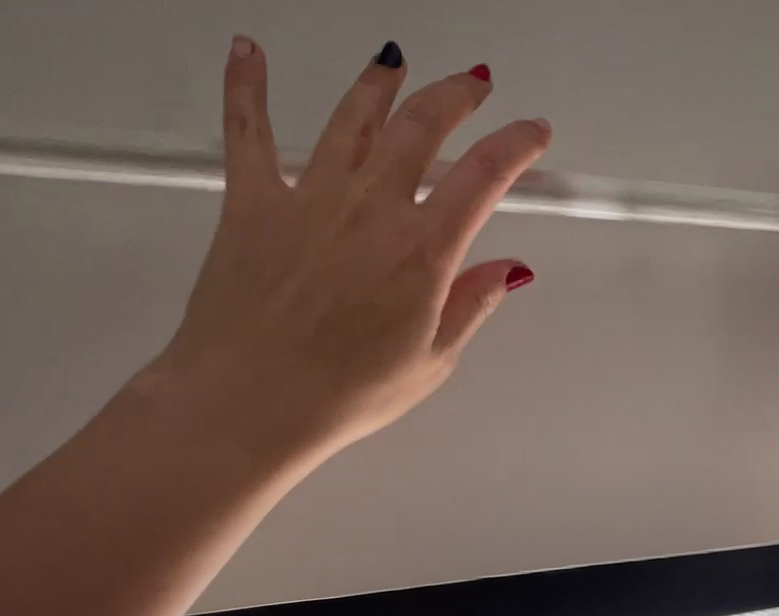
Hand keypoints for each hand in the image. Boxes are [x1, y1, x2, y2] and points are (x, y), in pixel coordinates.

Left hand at [137, 37, 550, 466]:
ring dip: (381, 83)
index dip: (515, 145)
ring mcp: (309, 199)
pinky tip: (248, 51)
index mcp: (422, 251)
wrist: (251, 401)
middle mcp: (370, 210)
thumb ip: (472, 304)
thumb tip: (508, 271)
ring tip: (396, 62)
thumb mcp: (433, 359)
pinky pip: (248, 130)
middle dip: (455, 96)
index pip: (484, 176)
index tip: (532, 132)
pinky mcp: (252, 203)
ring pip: (352, 117)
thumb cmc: (342, 392)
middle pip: (421, 126)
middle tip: (473, 84)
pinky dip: (246, 85)